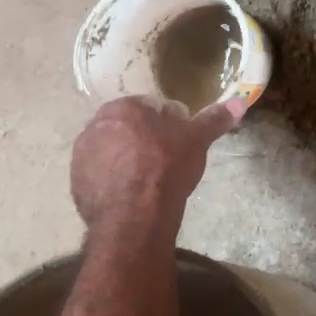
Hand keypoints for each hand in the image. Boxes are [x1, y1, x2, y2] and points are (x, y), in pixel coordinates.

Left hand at [69, 96, 244, 238]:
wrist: (137, 213)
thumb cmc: (167, 164)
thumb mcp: (198, 139)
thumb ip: (215, 119)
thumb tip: (239, 102)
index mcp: (121, 109)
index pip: (148, 106)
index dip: (168, 120)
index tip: (181, 136)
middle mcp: (94, 128)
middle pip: (127, 127)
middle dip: (144, 137)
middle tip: (168, 154)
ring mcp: (80, 158)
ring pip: (112, 151)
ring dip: (128, 158)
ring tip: (152, 176)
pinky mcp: (76, 185)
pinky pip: (101, 175)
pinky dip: (116, 179)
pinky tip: (136, 191)